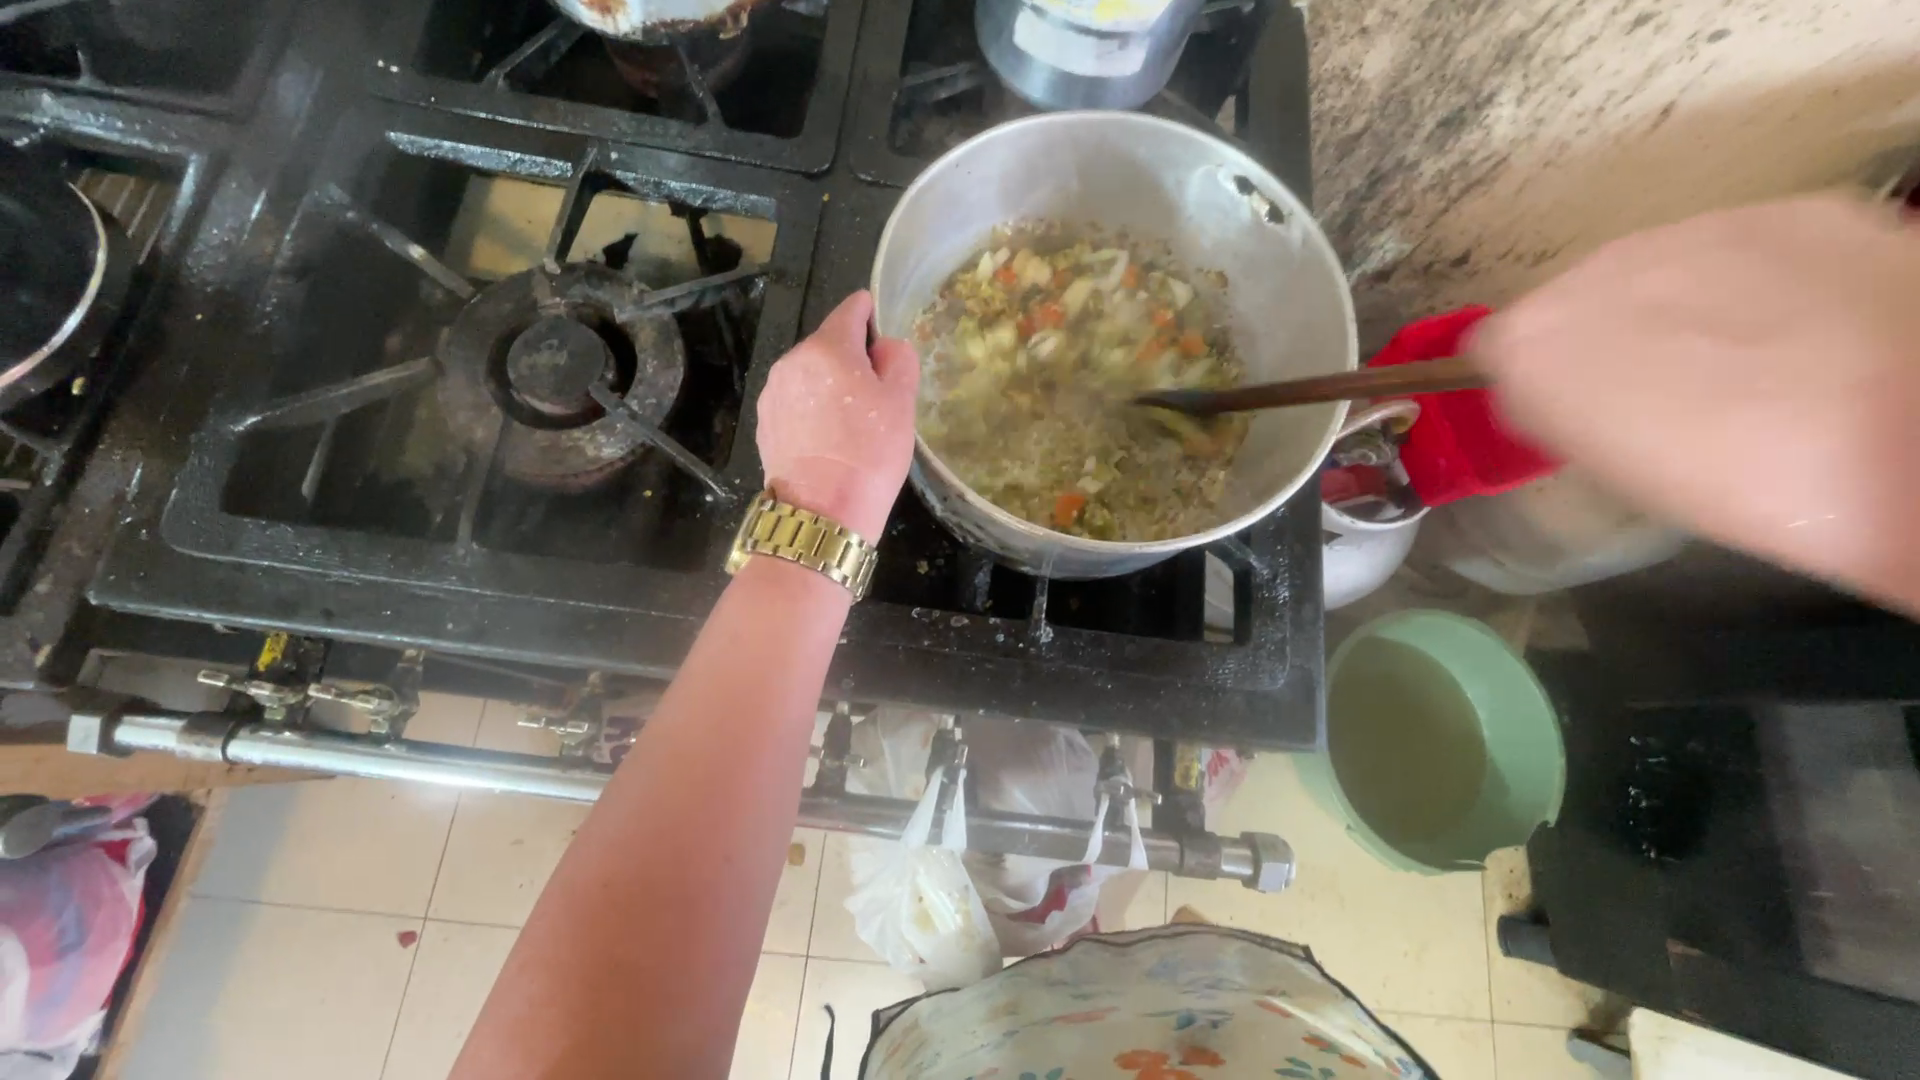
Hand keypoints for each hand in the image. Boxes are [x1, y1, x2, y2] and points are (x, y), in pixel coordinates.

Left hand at [756, 290, 920, 539]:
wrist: (823, 512)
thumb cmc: (870, 453)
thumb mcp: (901, 403)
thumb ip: (899, 360)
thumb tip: (884, 348)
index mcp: (827, 348)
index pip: (850, 310)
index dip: (869, 313)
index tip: (879, 321)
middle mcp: (792, 362)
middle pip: (828, 346)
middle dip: (851, 358)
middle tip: (877, 392)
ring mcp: (773, 394)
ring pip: (810, 376)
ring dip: (831, 386)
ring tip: (852, 422)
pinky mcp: (765, 424)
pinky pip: (796, 404)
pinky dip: (813, 411)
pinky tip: (829, 440)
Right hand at [1470, 193, 1919, 610]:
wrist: (1905, 433)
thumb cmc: (1724, 478)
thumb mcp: (1597, 460)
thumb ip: (1549, 406)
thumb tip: (1548, 389)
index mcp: (1524, 343)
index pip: (1491, 349)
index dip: (1528, 379)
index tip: (1567, 408)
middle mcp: (1588, 272)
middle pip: (1568, 301)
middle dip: (1598, 335)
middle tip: (1657, 389)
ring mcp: (1688, 230)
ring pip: (1650, 268)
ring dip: (1671, 303)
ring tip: (1737, 357)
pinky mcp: (1785, 209)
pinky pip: (1737, 245)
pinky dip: (1751, 278)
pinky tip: (1795, 324)